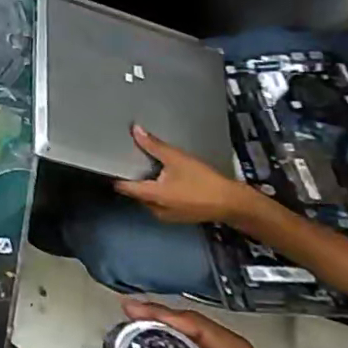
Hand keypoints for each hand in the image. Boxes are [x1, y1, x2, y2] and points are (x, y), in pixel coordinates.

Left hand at [116, 124, 260, 224]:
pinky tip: (170, 183)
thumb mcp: (177, 159)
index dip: (116, 175)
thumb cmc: (204, 182)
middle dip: (135, 180)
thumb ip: (154, 145)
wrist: (236, 203)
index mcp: (151, 196)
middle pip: (135, 192)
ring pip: (149, 199)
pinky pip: (162, 203)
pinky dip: (162, 193)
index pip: (123, 187)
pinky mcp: (180, 217)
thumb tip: (136, 131)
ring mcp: (168, 216)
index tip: (112, 164)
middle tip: (136, 164)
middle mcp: (155, 209)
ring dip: (149, 187)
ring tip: (153, 172)